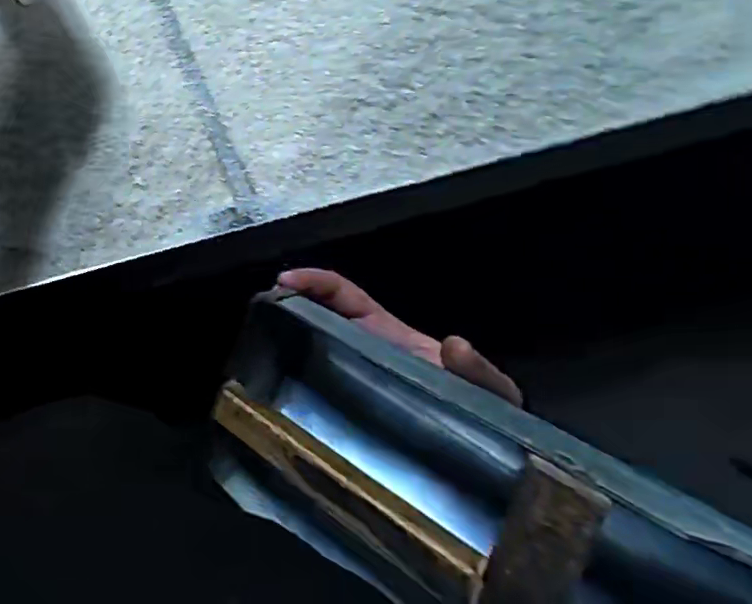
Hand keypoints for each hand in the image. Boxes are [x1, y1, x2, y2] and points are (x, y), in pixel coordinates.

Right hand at [277, 269, 521, 406]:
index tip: (285, 280)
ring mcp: (348, 382)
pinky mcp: (343, 415)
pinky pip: (312, 395)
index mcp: (384, 333)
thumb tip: (454, 344)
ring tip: (259, 346)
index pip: (341, 294)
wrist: (486, 472)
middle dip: (285, 306)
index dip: (313, 281)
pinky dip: (291, 387)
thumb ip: (481, 371)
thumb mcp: (491, 391)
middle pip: (314, 318)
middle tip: (260, 311)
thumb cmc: (485, 418)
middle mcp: (360, 351)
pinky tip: (276, 394)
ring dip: (282, 342)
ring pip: (307, 353)